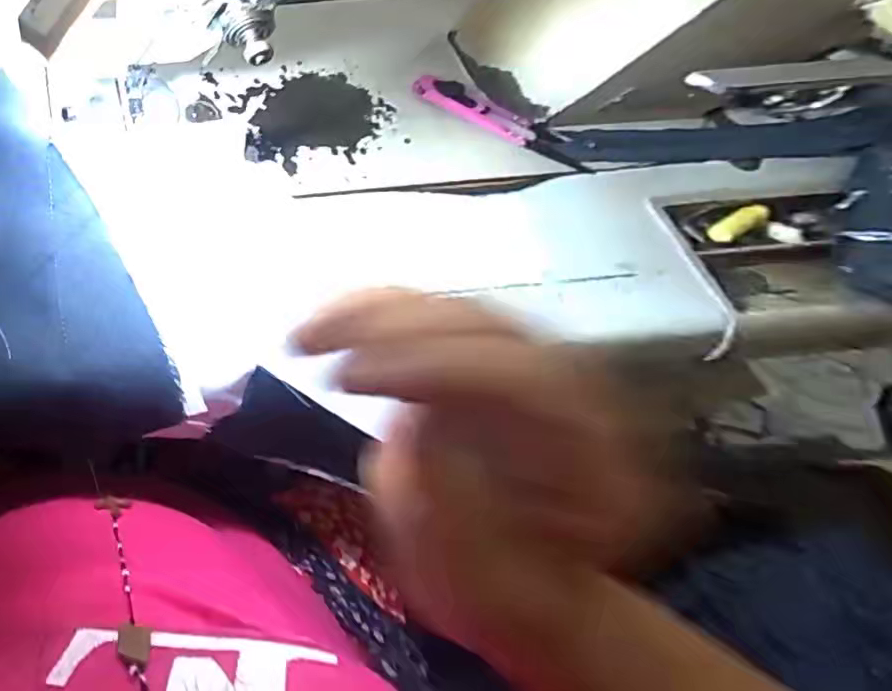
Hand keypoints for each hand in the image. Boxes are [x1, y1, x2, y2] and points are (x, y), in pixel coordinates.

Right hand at [292, 290, 665, 667]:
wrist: (524, 575)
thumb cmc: (503, 587)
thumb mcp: (488, 579)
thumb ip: (457, 510)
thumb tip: (411, 429)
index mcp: (590, 449)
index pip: (512, 372)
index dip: (422, 362)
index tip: (342, 382)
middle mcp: (565, 386)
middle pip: (474, 321)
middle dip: (379, 325)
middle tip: (306, 350)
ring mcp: (518, 360)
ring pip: (441, 304)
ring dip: (360, 310)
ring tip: (301, 339)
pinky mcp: (474, 348)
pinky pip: (420, 308)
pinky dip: (362, 308)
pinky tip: (322, 324)